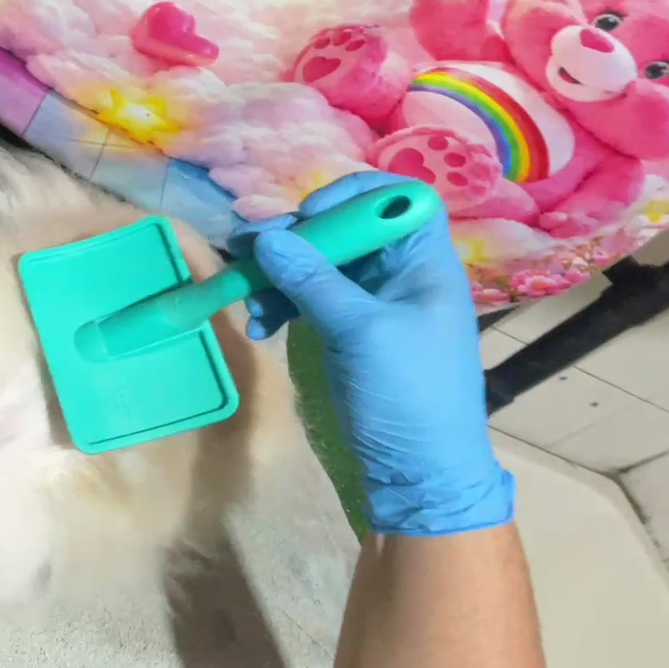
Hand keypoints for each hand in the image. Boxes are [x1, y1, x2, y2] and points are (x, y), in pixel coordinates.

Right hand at [232, 171, 512, 535]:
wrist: (414, 469)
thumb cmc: (407, 395)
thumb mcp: (361, 333)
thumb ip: (314, 281)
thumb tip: (266, 237)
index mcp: (422, 264)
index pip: (394, 201)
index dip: (351, 198)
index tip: (305, 219)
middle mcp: (395, 275)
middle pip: (343, 230)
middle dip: (295, 238)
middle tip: (248, 250)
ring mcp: (366, 304)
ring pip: (315, 264)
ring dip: (276, 274)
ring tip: (245, 295)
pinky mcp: (341, 330)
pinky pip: (303, 299)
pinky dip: (277, 305)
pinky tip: (259, 326)